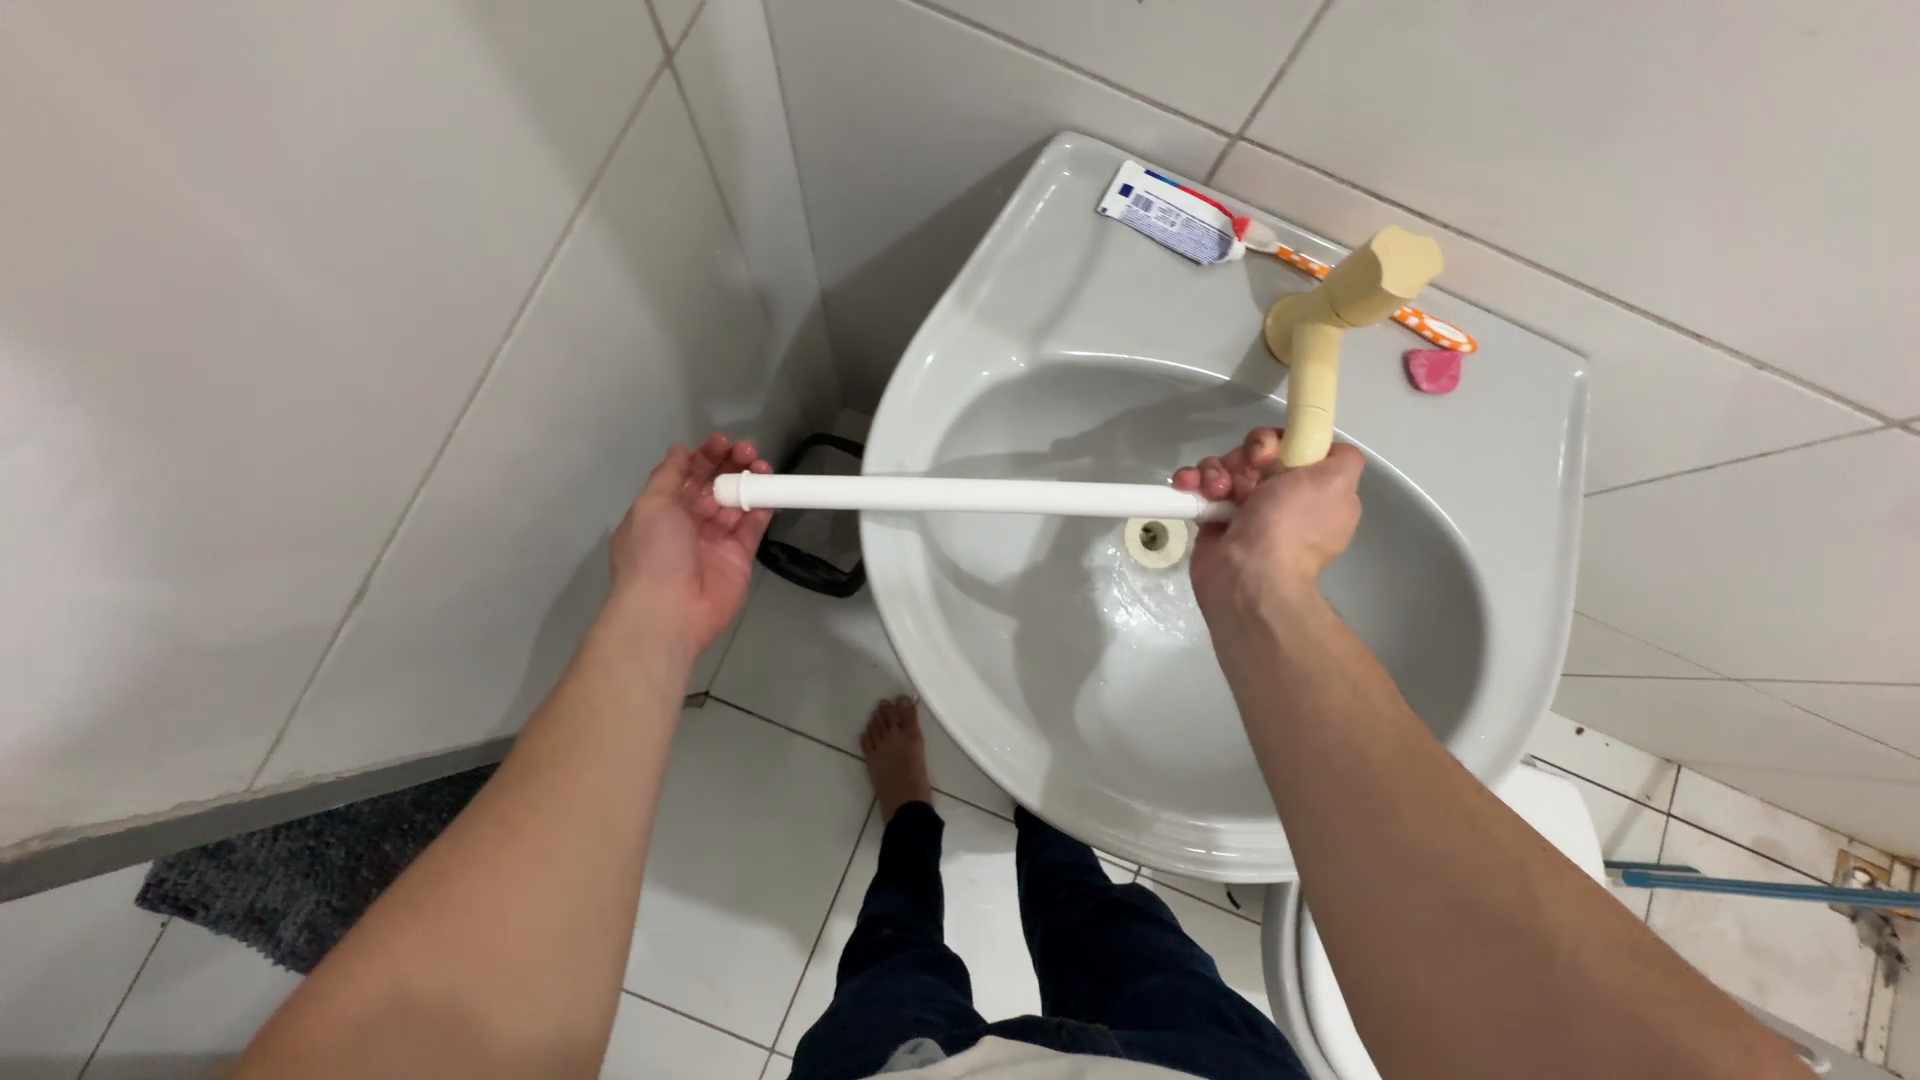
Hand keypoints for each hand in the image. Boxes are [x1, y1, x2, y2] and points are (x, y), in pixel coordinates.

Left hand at [609, 433, 773, 653]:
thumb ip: (668, 475)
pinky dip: (762, 509)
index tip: (722, 442)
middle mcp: (688, 524)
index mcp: (662, 511)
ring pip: (735, 504)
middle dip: (730, 465)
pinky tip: (771, 492)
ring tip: (764, 467)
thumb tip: (679, 450)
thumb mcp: (650, 505)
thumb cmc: (653, 554)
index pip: (686, 476)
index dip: (704, 457)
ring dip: (748, 483)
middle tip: (748, 452)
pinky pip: (752, 529)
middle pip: (713, 486)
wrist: (669, 612)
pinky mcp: (738, 559)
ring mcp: (715, 542)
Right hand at [1171, 428, 1364, 616]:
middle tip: (1245, 470)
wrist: (1248, 575)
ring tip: (1213, 490)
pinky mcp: (1214, 518)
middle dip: (1245, 455)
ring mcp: (1247, 510)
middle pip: (1258, 454)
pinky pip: (1200, 487)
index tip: (1274, 452)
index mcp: (1316, 492)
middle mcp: (1283, 499)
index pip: (1299, 451)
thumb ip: (1344, 458)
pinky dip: (1192, 483)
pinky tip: (1189, 488)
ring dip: (1214, 471)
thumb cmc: (1290, 526)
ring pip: (1227, 468)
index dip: (1284, 442)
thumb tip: (1327, 451)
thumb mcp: (1336, 482)